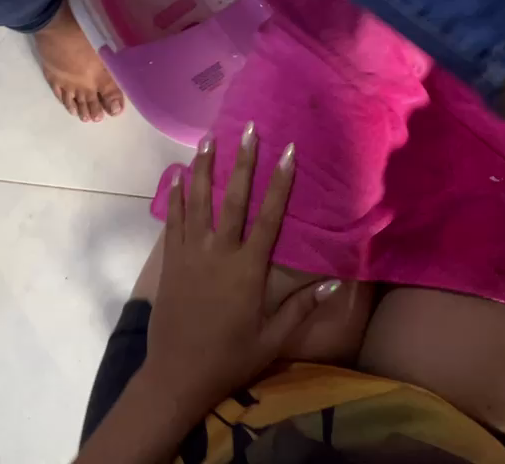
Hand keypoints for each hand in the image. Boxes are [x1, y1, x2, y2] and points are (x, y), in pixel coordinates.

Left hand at [144, 127, 337, 411]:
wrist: (176, 376)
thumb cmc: (230, 357)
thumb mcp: (273, 339)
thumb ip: (302, 308)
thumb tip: (334, 282)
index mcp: (247, 268)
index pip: (269, 216)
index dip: (280, 182)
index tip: (288, 152)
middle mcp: (219, 252)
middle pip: (234, 197)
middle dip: (242, 161)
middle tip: (248, 129)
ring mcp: (191, 253)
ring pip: (199, 200)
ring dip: (204, 167)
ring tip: (209, 138)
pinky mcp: (170, 260)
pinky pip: (173, 220)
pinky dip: (177, 195)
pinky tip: (178, 174)